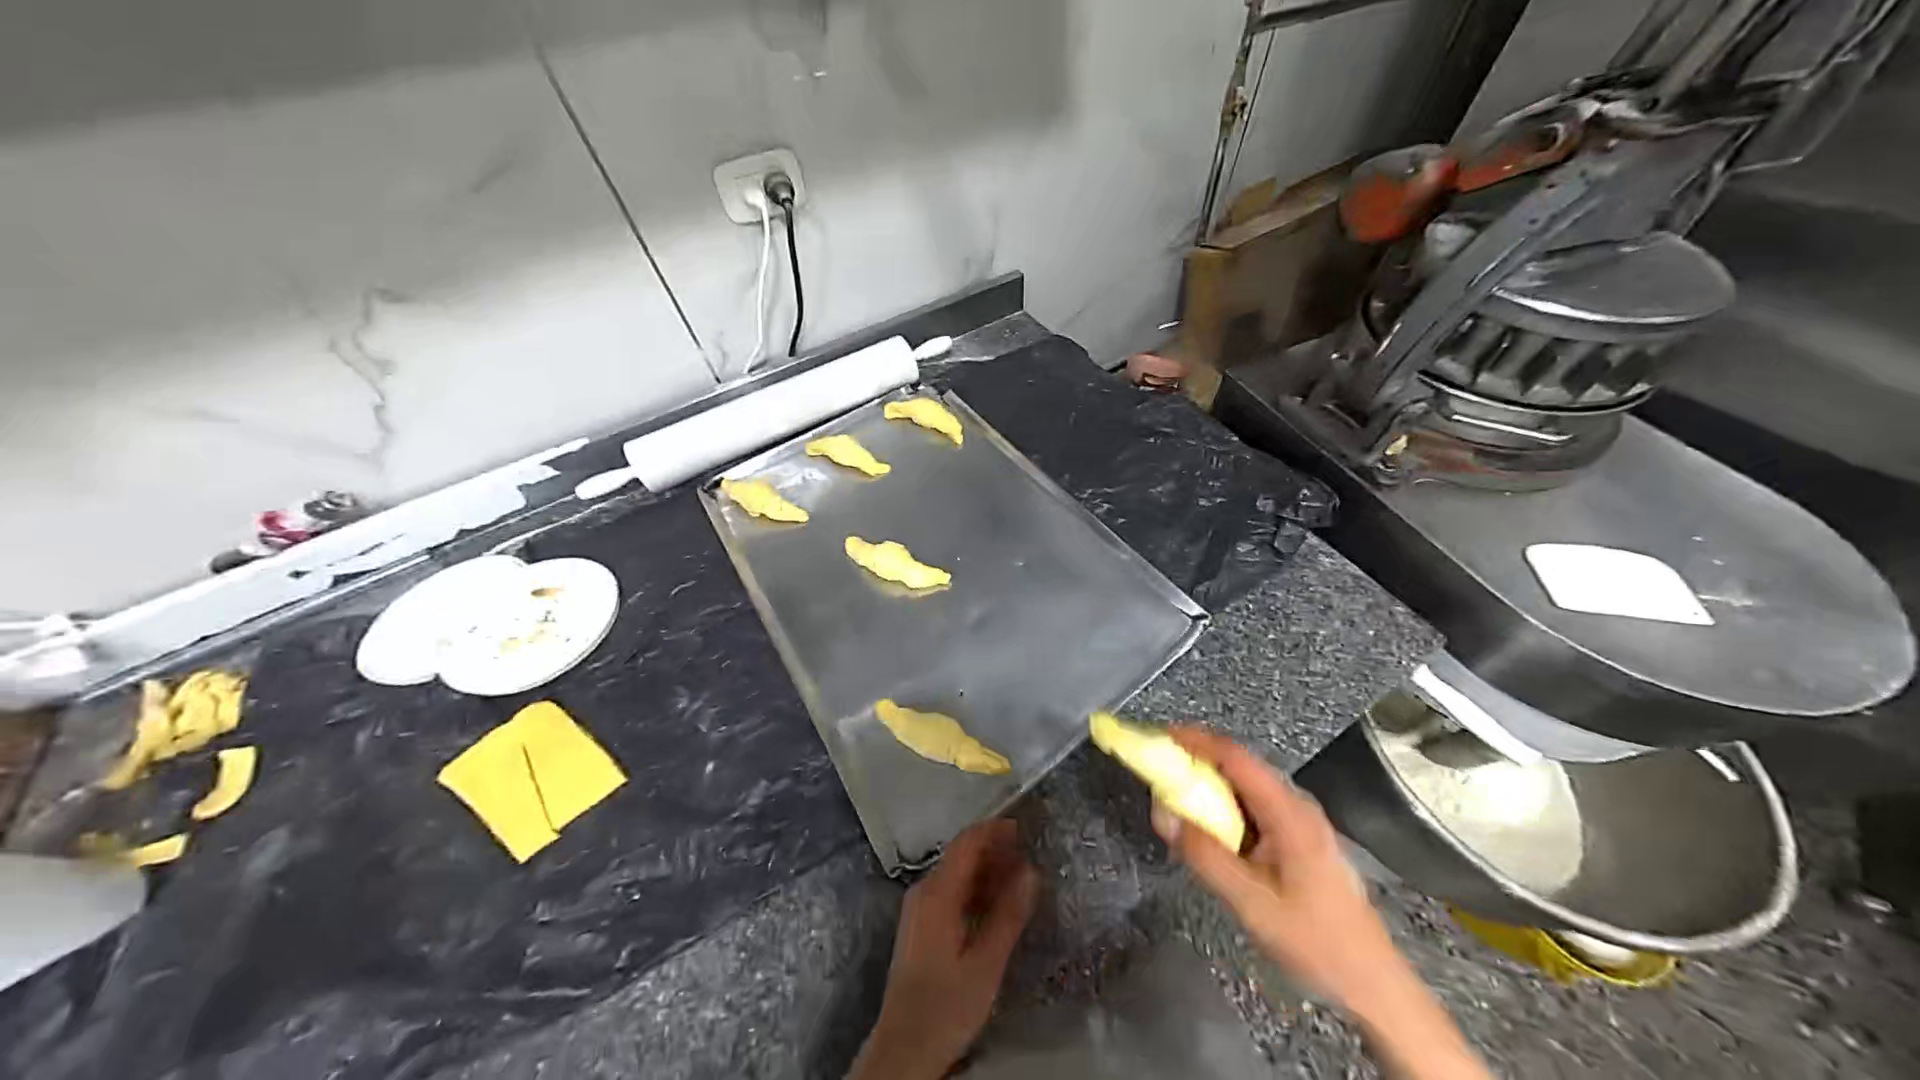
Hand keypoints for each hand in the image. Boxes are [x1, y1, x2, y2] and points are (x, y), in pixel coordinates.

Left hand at [849, 818, 1037, 1079]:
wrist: (903, 1048)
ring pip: (955, 876)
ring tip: (1018, 881)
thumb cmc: (946, 1006)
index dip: (993, 831)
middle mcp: (923, 893)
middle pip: (960, 857)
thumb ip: (1008, 914)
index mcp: (936, 894)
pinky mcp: (920, 926)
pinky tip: (995, 906)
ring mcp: (918, 909)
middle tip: (1027, 858)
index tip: (1021, 828)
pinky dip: (973, 891)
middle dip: (993, 852)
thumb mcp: (986, 963)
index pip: (965, 844)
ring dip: (986, 873)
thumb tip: (1030, 872)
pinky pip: (949, 893)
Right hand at [1154, 729, 1491, 1079]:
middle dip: (1196, 763)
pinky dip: (1223, 808)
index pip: (1236, 758)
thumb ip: (1205, 855)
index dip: (1196, 741)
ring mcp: (1300, 821)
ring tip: (1175, 801)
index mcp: (1289, 813)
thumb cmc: (1315, 941)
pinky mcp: (1298, 838)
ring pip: (1245, 787)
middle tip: (1159, 772)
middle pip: (1240, 767)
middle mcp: (1296, 806)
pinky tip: (1208, 830)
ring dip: (1208, 787)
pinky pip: (1253, 808)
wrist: (1372, 983)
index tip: (1159, 736)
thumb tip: (1164, 814)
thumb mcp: (1251, 902)